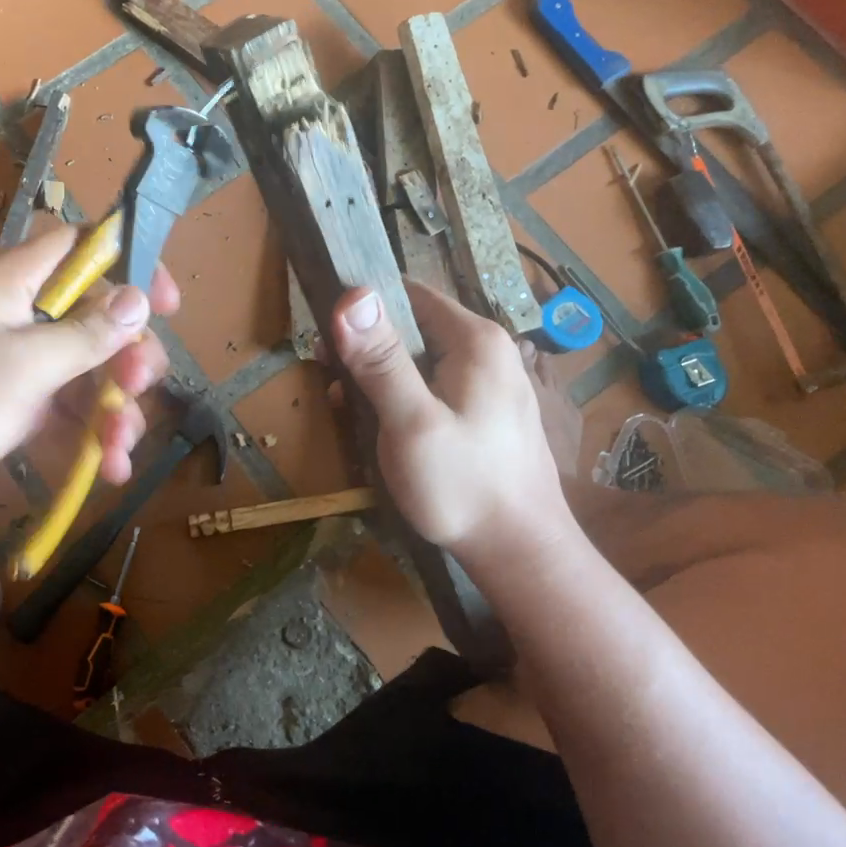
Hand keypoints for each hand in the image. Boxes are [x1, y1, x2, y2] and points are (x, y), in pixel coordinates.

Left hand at [0, 227, 178, 503]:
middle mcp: (20, 315)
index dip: (130, 266)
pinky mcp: (12, 406)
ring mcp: (16, 363)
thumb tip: (138, 298)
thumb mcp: (22, 365)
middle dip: (127, 356)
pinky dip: (87, 435)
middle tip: (138, 388)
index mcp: (16, 282)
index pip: (84, 250)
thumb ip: (84, 335)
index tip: (166, 303)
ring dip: (112, 409)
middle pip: (96, 320)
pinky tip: (109, 468)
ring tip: (121, 450)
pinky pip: (63, 411)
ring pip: (86, 373)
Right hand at [331, 282, 574, 558]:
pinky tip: (383, 430)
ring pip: (418, 360)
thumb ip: (380, 359)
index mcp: (475, 340)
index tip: (327, 343)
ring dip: (379, 380)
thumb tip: (351, 294)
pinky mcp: (486, 412)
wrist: (519, 552)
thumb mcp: (411, 422)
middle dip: (366, 351)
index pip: (406, 294)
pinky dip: (401, 400)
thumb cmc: (462, 485)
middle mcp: (489, 351)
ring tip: (352, 414)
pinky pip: (432, 388)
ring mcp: (490, 383)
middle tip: (335, 388)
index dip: (361, 311)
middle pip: (410, 327)